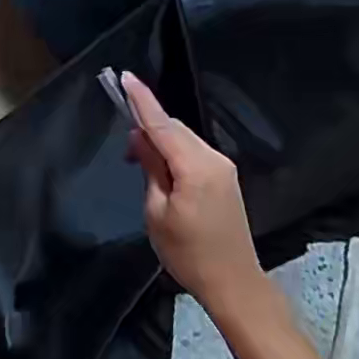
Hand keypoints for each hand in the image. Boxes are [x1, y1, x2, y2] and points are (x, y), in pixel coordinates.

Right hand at [122, 72, 263, 314]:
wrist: (233, 282)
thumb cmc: (188, 254)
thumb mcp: (156, 213)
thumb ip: (150, 168)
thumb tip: (141, 139)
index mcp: (196, 167)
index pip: (163, 124)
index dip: (141, 100)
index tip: (125, 76)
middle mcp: (214, 159)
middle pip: (175, 129)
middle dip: (148, 126)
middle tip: (125, 149)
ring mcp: (223, 167)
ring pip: (184, 139)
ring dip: (161, 141)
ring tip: (138, 161)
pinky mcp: (225, 177)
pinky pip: (194, 152)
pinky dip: (174, 153)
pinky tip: (161, 168)